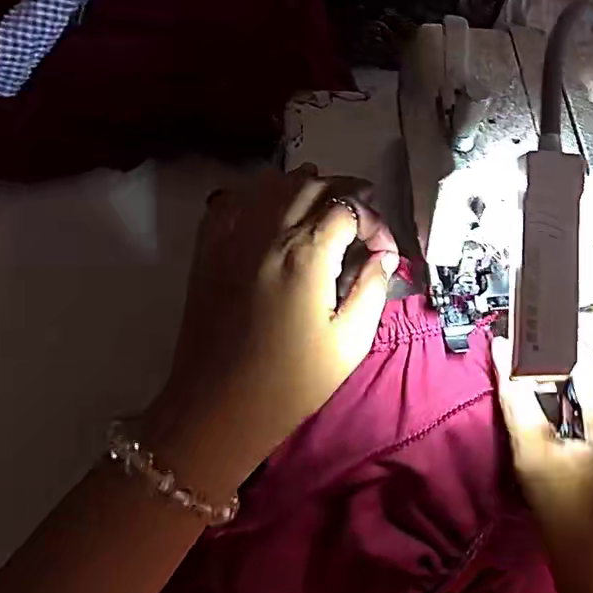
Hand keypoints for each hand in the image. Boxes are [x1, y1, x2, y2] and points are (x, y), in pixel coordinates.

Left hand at [145, 167, 398, 497]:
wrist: (217, 408)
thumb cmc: (291, 381)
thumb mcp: (350, 341)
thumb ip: (373, 289)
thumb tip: (384, 257)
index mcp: (306, 257)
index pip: (348, 210)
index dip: (375, 223)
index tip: (384, 253)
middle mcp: (267, 235)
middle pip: (312, 184)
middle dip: (346, 191)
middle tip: (365, 213)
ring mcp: (232, 239)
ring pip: (273, 184)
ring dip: (306, 185)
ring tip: (326, 203)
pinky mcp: (208, 251)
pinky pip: (234, 200)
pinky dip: (260, 193)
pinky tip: (274, 208)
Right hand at [493, 335, 592, 569]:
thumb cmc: (566, 518)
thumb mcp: (534, 456)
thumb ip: (518, 397)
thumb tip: (504, 349)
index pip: (586, 357)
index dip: (553, 344)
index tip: (525, 337)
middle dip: (570, 352)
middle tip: (533, 353)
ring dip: (586, 370)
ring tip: (549, 378)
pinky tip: (576, 404)